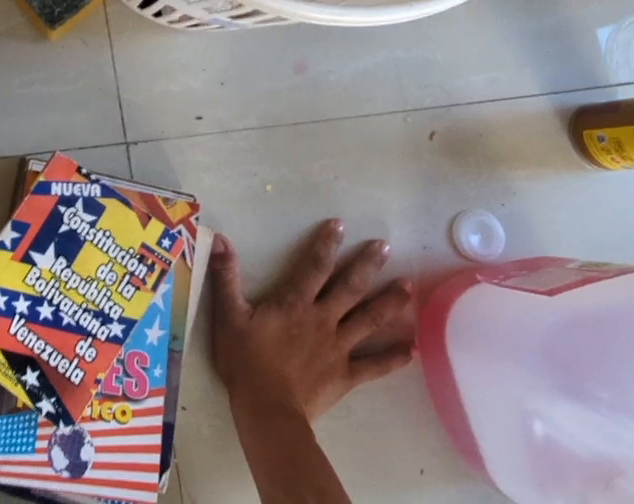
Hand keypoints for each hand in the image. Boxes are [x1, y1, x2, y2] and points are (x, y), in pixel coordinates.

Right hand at [210, 219, 415, 424]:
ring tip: (408, 286)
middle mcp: (322, 319)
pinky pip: (374, 365)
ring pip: (369, 320)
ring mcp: (338, 347)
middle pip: (350, 287)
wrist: (266, 408)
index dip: (326, 244)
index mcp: (294, 303)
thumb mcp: (228, 315)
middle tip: (386, 246)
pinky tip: (413, 349)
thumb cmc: (244, 360)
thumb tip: (220, 239)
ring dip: (390, 302)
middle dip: (368, 265)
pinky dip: (394, 358)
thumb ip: (226, 276)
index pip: (314, 266)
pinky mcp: (346, 375)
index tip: (340, 224)